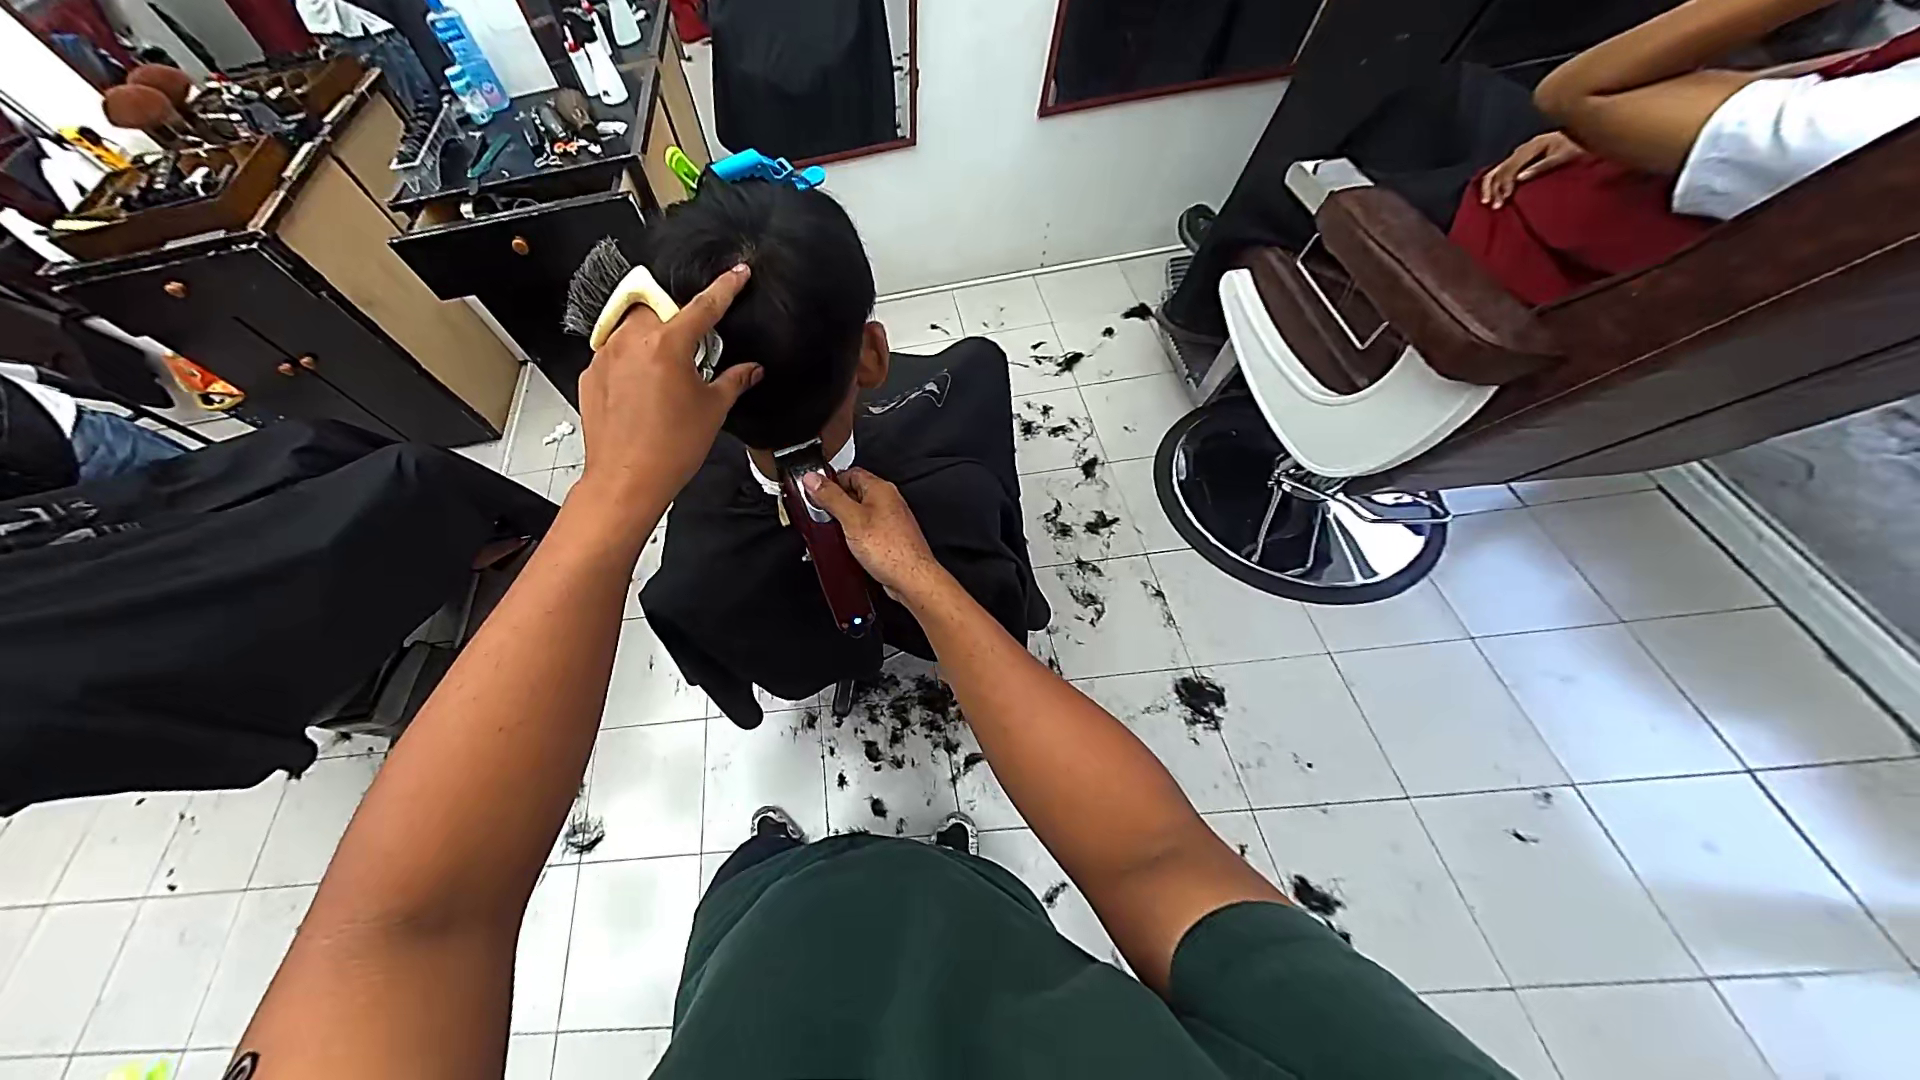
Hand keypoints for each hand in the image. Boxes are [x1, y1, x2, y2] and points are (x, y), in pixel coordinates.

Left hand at [574, 264, 761, 510]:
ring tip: (670, 373)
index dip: (725, 288)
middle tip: (695, 344)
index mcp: (667, 346)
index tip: (737, 273)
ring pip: (633, 326)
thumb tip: (749, 370)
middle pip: (659, 306)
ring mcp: (606, 356)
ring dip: (655, 337)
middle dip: (677, 315)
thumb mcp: (713, 409)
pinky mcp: (591, 373)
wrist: (628, 479)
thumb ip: (734, 380)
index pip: (703, 306)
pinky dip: (634, 361)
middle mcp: (631, 342)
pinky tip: (648, 390)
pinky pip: (615, 351)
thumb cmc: (668, 449)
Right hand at [801, 468, 946, 600]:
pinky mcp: (888, 538)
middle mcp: (887, 501)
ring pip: (858, 513)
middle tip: (822, 514)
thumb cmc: (892, 551)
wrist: (911, 578)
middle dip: (835, 503)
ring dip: (843, 522)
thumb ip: (831, 498)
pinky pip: (865, 530)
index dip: (830, 480)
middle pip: (853, 493)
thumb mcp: (852, 520)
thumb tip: (813, 480)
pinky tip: (848, 546)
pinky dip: (853, 535)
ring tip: (834, 532)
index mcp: (880, 489)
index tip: (815, 491)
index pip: (849, 472)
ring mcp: (889, 520)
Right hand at [1479, 131, 1586, 208]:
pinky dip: (1493, 183)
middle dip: (1494, 189)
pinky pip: (1499, 171)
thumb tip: (1518, 178)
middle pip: (1499, 170)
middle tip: (1494, 206)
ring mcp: (1519, 153)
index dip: (1505, 183)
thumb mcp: (1563, 155)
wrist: (1586, 131)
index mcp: (1532, 146)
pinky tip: (1491, 193)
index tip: (1506, 198)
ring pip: (1495, 171)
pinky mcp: (1519, 158)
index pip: (1510, 167)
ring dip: (1489, 187)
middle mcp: (1522, 148)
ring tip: (1487, 202)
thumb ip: (1541, 166)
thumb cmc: (1577, 145)